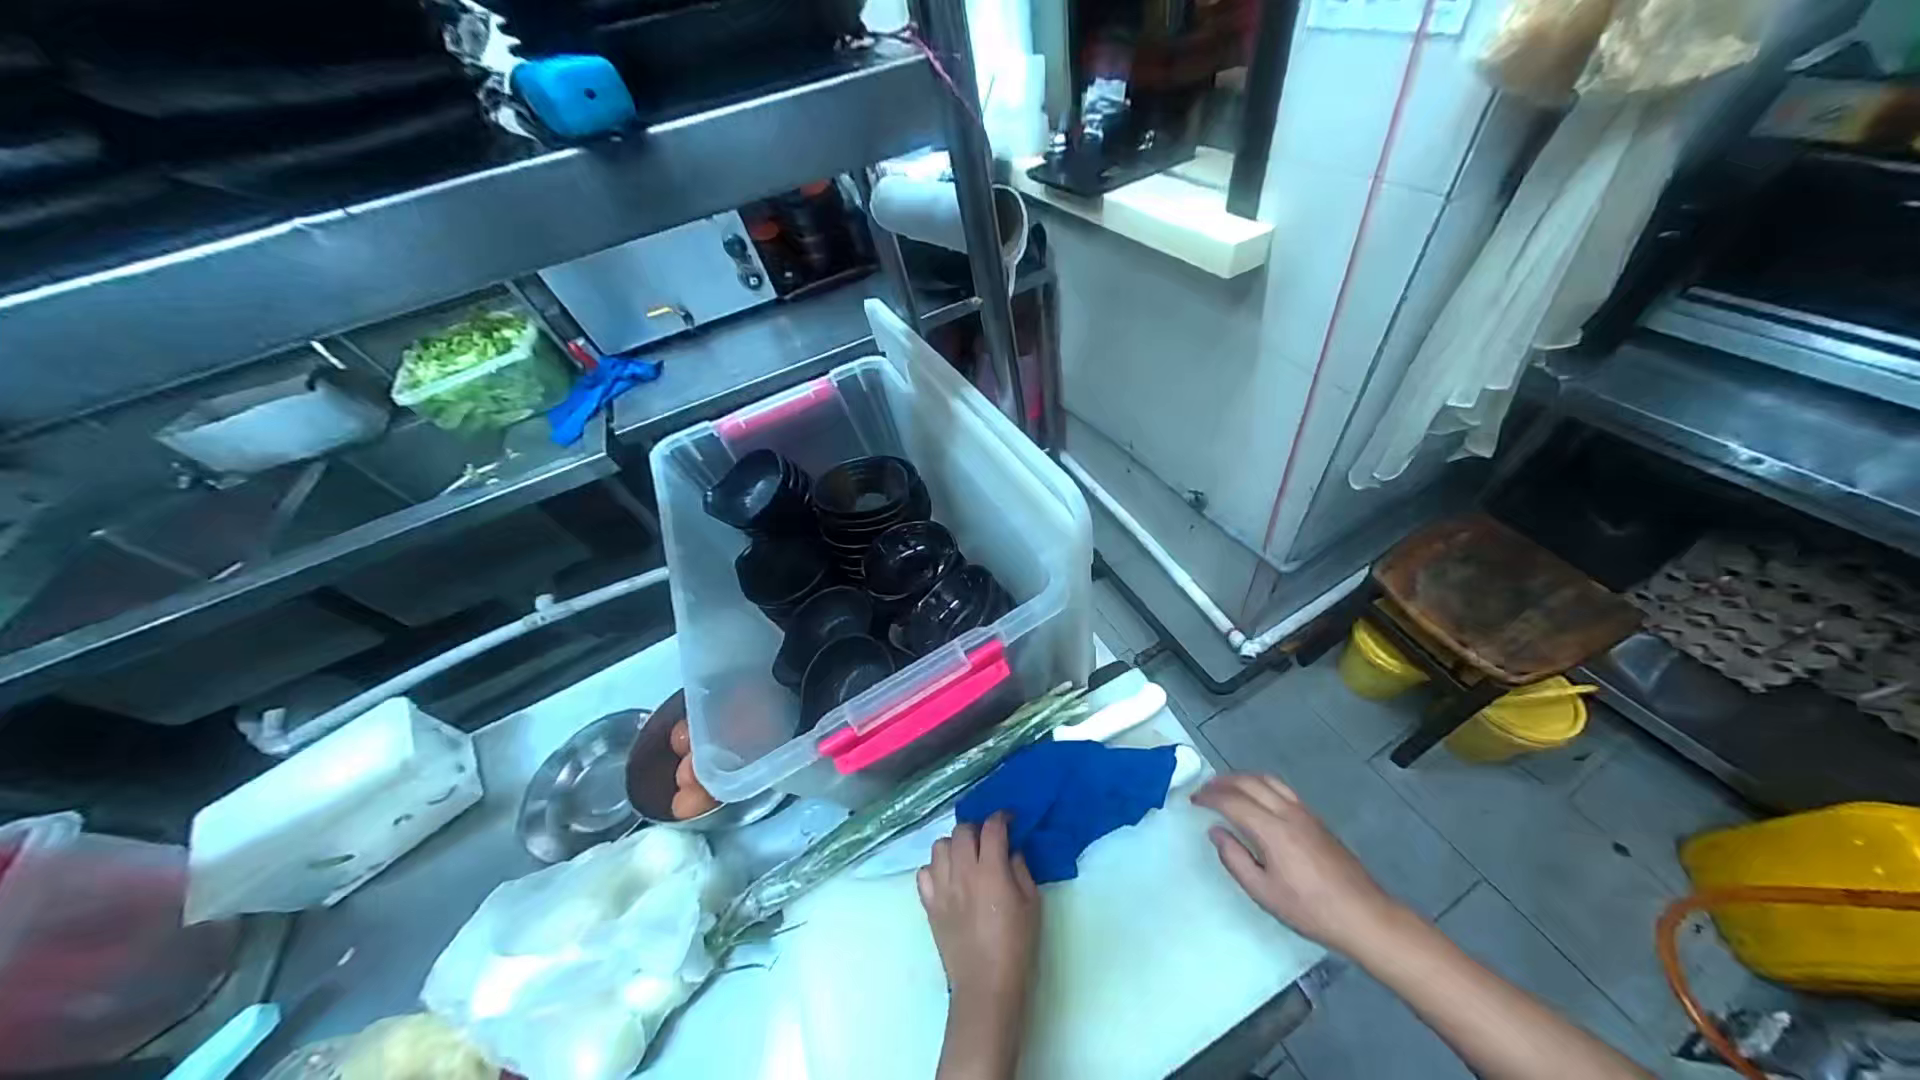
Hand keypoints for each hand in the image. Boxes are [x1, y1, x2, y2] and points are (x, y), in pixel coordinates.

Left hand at [918, 813, 1040, 1009]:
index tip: (1009, 820)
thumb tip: (1011, 851)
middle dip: (977, 828)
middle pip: (962, 830)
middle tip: (988, 839)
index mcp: (991, 871)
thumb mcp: (1032, 905)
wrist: (986, 986)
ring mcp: (941, 887)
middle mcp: (962, 872)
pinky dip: (935, 868)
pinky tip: (948, 877)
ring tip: (965, 856)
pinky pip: (924, 872)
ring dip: (954, 844)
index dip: (1001, 818)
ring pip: (939, 845)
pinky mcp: (928, 903)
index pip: (992, 828)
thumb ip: (1021, 870)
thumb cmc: (1016, 946)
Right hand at [1192, 773, 1404, 953]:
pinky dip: (1261, 784)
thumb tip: (1216, 832)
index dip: (1210, 797)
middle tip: (1205, 789)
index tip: (1194, 800)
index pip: (1233, 801)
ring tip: (1226, 787)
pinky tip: (1256, 797)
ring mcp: (1305, 813)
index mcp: (1273, 830)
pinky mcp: (1316, 819)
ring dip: (1242, 778)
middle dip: (1223, 782)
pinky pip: (1282, 788)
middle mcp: (1288, 813)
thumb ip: (1235, 859)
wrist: (1364, 916)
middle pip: (1249, 782)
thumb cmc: (1310, 910)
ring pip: (1268, 780)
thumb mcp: (1264, 893)